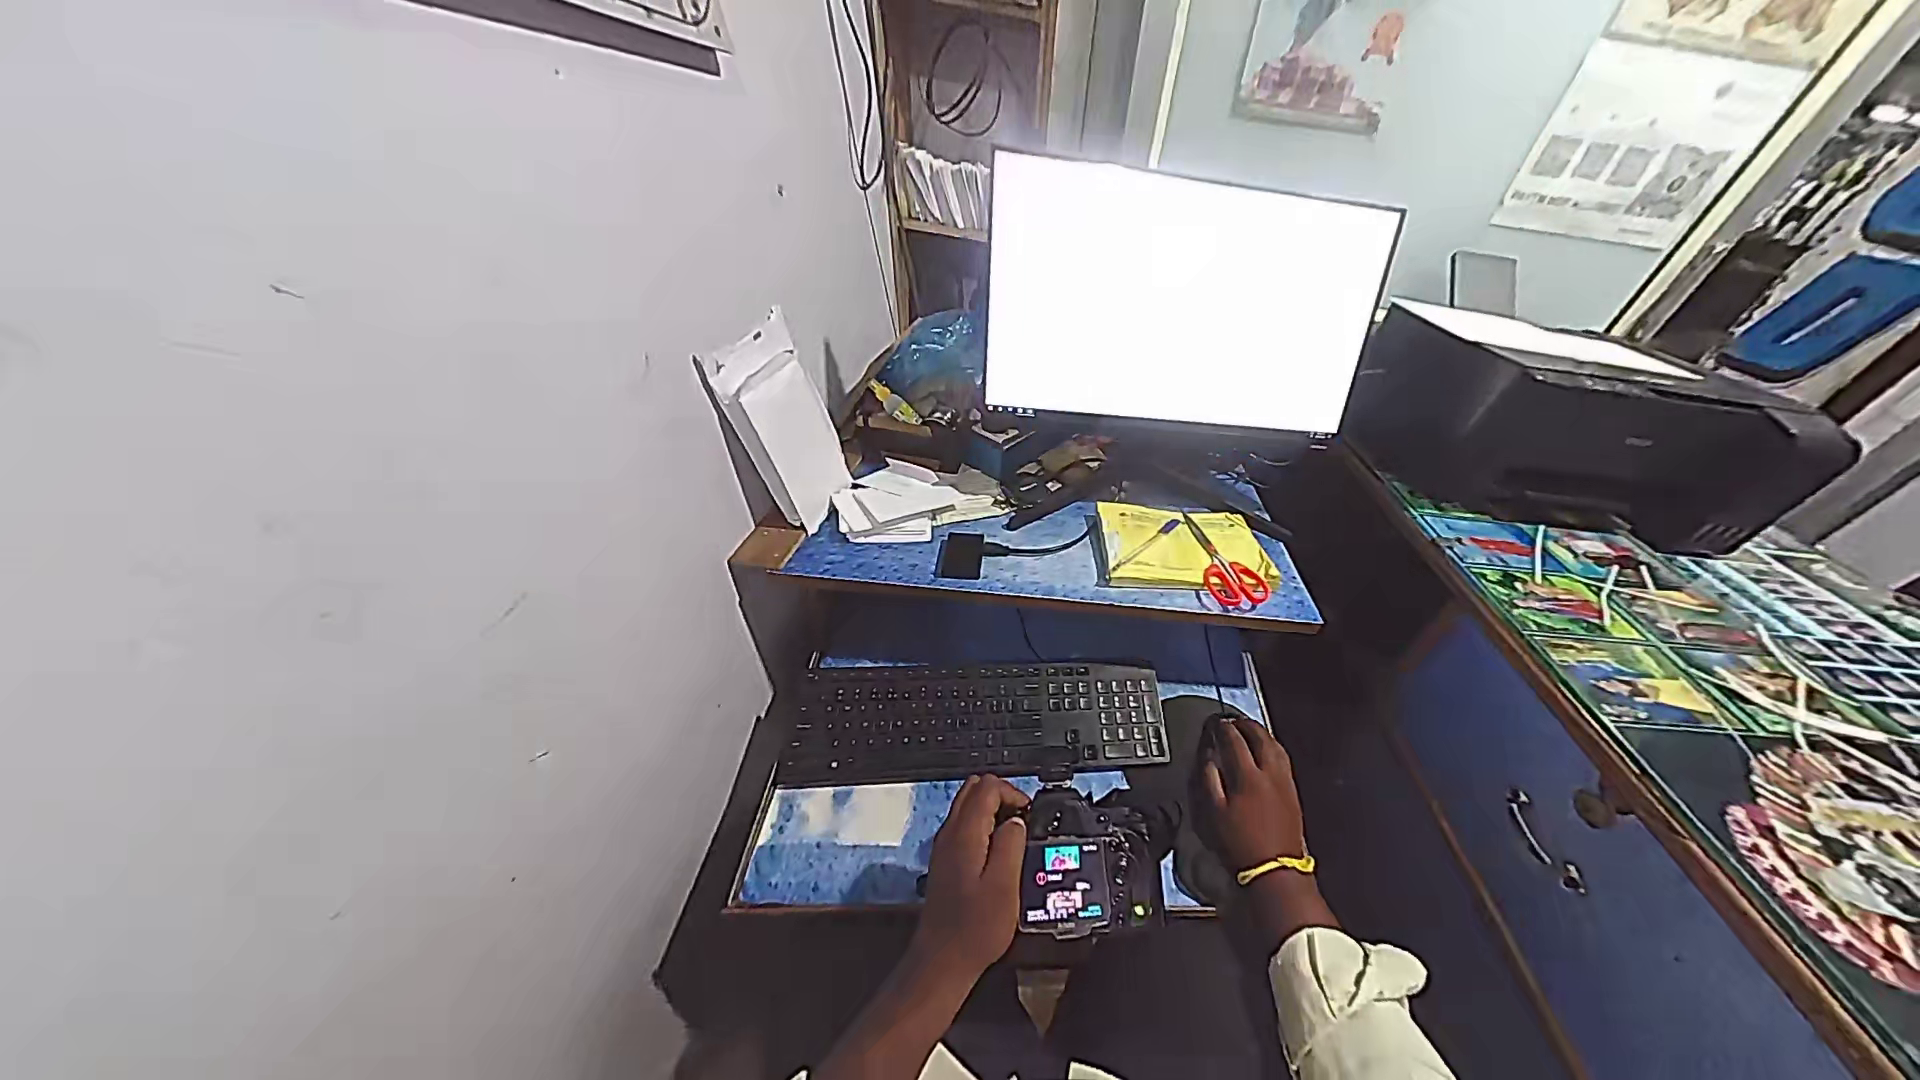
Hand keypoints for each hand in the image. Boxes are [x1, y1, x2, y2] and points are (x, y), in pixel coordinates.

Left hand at [912, 775, 1029, 980]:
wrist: (943, 959)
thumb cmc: (974, 929)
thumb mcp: (1005, 886)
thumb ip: (1011, 845)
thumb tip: (1018, 821)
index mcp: (964, 834)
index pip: (987, 786)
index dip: (1013, 793)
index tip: (1029, 814)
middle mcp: (950, 833)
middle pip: (974, 788)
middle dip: (1002, 794)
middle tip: (1023, 818)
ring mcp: (945, 845)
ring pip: (968, 804)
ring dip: (993, 809)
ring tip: (1015, 835)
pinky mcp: (946, 859)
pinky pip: (965, 825)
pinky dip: (984, 825)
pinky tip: (1000, 852)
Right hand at [1195, 717, 1306, 871]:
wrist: (1275, 870)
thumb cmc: (1239, 843)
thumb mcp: (1213, 811)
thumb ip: (1209, 779)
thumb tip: (1209, 758)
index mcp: (1248, 777)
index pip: (1234, 740)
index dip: (1222, 728)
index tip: (1214, 723)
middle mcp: (1270, 774)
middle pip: (1260, 738)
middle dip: (1245, 725)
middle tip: (1232, 721)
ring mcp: (1285, 783)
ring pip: (1276, 747)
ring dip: (1261, 734)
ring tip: (1250, 730)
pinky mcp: (1293, 793)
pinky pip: (1283, 760)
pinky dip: (1272, 747)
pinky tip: (1266, 751)